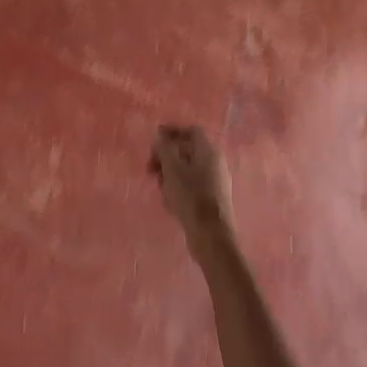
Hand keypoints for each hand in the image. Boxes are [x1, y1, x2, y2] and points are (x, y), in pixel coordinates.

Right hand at [149, 124, 234, 257]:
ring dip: (170, 174)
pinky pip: (192, 186)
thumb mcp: (171, 168)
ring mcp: (216, 182)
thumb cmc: (190, 196)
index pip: (191, 131)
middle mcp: (216, 164)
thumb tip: (161, 135)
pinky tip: (169, 202)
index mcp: (209, 151)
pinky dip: (179, 188)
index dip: (172, 131)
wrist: (211, 235)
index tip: (154, 140)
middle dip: (166, 157)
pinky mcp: (213, 200)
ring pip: (188, 170)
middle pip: (188, 151)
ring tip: (159, 188)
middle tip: (150, 168)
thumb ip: (164, 148)